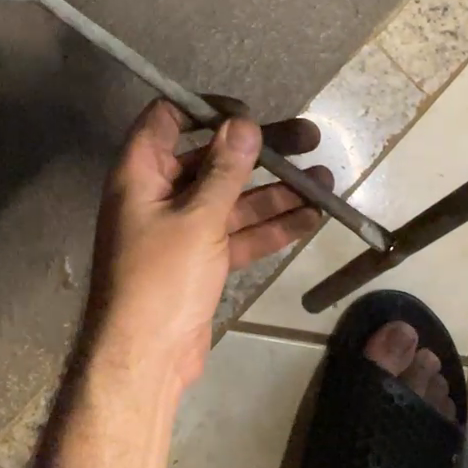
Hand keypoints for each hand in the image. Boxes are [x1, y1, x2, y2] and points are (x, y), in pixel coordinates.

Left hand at [86, 99, 330, 387]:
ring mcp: (181, 229)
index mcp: (141, 173)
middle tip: (310, 139)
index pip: (167, 119)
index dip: (208, 109)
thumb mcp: (197, 219)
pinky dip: (270, 228)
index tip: (250, 114)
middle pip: (212, 159)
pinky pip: (237, 233)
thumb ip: (224, 170)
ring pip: (232, 198)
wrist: (145, 358)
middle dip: (261, 151)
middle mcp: (159, 194)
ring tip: (326, 180)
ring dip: (277, 191)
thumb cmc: (161, 279)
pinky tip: (313, 218)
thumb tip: (244, 124)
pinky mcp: (200, 260)